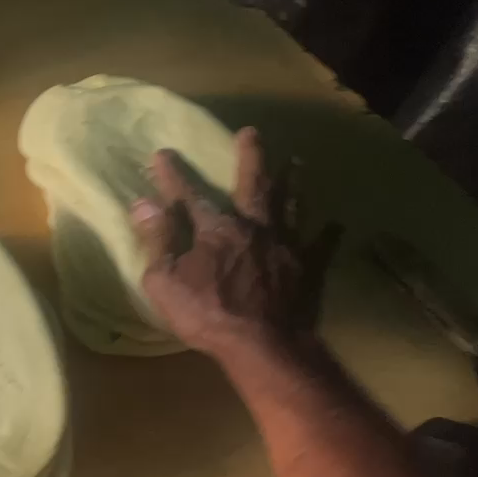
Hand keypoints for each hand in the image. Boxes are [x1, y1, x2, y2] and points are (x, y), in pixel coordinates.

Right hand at [129, 127, 338, 362]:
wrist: (262, 344)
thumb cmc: (205, 312)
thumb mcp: (164, 279)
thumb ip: (158, 239)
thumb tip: (143, 203)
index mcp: (217, 230)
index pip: (190, 196)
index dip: (173, 175)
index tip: (162, 153)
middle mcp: (255, 228)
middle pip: (254, 185)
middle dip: (250, 157)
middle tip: (251, 133)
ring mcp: (285, 246)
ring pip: (291, 205)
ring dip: (293, 182)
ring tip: (297, 163)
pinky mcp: (305, 268)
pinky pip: (319, 245)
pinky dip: (326, 233)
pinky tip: (334, 224)